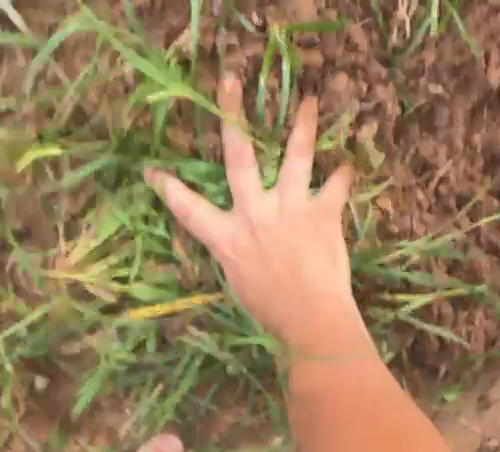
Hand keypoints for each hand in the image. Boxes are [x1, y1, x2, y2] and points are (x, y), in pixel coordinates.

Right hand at [146, 77, 360, 354]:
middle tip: (229, 83)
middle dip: (233, 118)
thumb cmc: (269, 313)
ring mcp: (289, 210)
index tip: (152, 170)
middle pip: (239, 158)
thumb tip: (239, 242)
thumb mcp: (238, 284)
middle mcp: (254, 215)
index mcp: (227, 239)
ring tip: (308, 103)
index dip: (168, 189)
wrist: (310, 319)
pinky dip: (342, 178)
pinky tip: (348, 167)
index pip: (189, 210)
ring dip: (302, 127)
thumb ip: (237, 253)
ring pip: (295, 157)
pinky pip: (335, 186)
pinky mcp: (322, 214)